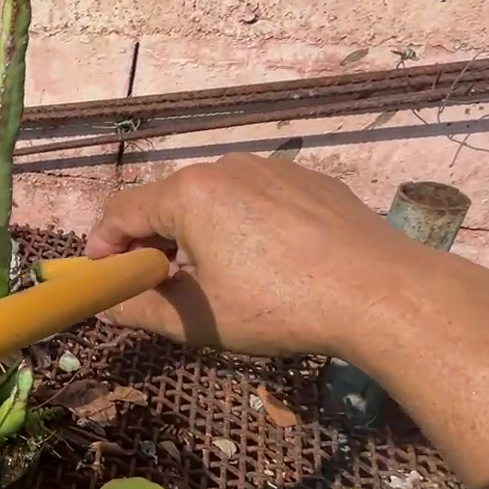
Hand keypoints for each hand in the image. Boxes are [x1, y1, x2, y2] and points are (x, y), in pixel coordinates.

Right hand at [85, 154, 427, 357]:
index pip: (120, 212)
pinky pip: (253, 195)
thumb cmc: (278, 307)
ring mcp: (270, 168)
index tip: (103, 276)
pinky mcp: (308, 179)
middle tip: (157, 281)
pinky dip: (238, 222)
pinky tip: (263, 259)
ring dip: (192, 230)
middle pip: (163, 201)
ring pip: (208, 196)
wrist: (386, 296)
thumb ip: (137, 310)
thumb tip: (104, 309)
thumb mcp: (195, 320)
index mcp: (188, 194)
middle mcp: (223, 168)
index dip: (102, 245)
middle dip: (149, 240)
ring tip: (212, 271)